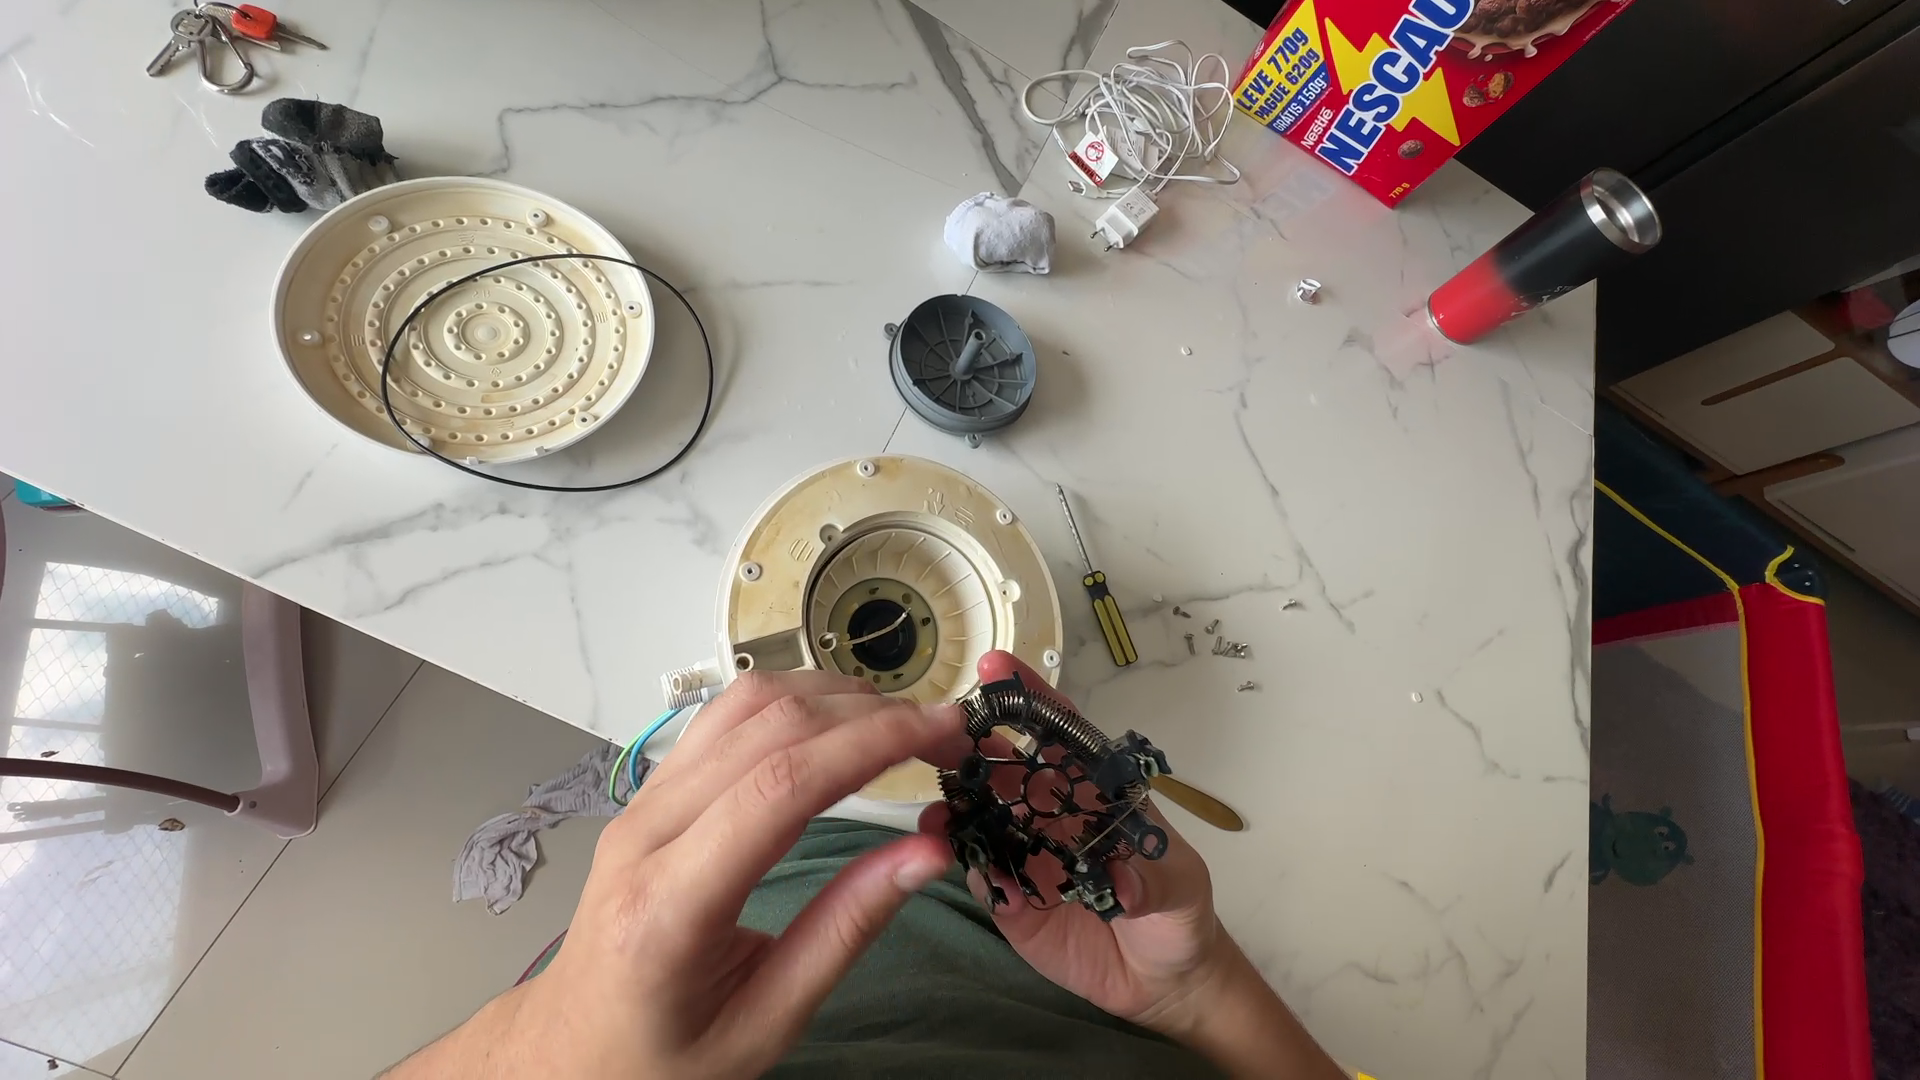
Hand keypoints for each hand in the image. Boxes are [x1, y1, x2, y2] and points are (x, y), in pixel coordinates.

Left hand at [384, 670, 965, 1079]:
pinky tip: (836, 714)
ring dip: (834, 693)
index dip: (872, 743)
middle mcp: (648, 830)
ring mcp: (644, 798)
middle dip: (872, 713)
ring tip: (900, 718)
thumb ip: (847, 929)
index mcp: (671, 904)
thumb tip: (930, 851)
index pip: (782, 787)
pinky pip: (727, 713)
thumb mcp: (766, 1024)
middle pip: (771, 729)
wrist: (567, 1053)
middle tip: (942, 729)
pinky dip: (795, 695)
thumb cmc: (666, 1060)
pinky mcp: (653, 786)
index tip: (944, 731)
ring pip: (747, 702)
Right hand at [921, 652, 1344, 1078]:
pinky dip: (966, 862)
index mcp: (1089, 787)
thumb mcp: (1180, 887)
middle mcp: (1048, 809)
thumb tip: (1125, 883)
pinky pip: (982, 874)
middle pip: (1003, 764)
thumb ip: (1155, 880)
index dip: (1028, 695)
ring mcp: (1025, 851)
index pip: (1057, 730)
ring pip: (980, 816)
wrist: (1163, 978)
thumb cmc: (1178, 910)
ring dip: (955, 805)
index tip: (995, 666)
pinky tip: (952, 857)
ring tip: (936, 810)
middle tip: (935, 734)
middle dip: (968, 742)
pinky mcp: (1012, 897)